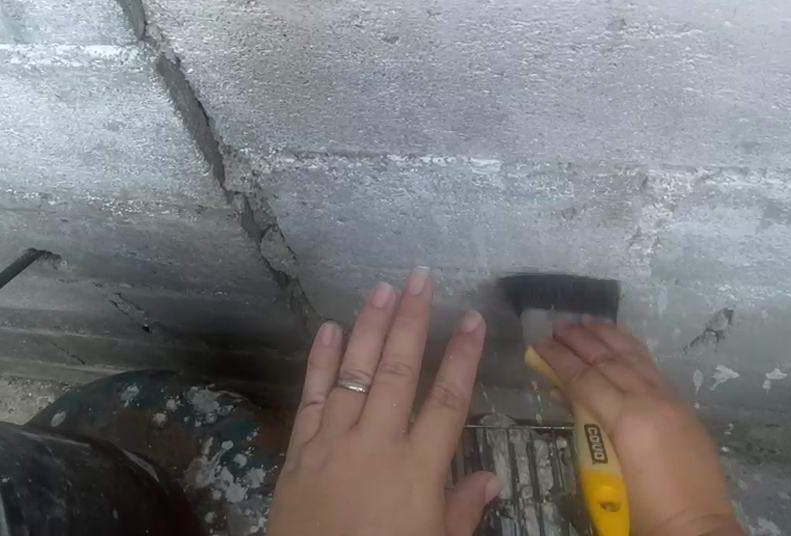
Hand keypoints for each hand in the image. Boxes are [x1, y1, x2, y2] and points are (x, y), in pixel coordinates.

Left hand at [269, 269, 502, 535]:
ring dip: (369, 327)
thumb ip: (461, 512)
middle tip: (420, 277)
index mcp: (417, 472)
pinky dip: (319, 361)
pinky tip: (327, 327)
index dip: (463, 357)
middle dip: (412, 320)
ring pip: (354, 372)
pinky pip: (310, 397)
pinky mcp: (299, 451)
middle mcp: (376, 445)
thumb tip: (491, 478)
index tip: (473, 318)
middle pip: (399, 370)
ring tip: (382, 288)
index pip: (447, 401)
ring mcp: (333, 443)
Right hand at [536, 320, 742, 535]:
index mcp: (628, 421)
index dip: (559, 359)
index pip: (585, 378)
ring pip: (632, 355)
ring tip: (583, 321)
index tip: (539, 343)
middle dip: (578, 340)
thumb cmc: (642, 512)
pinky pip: (650, 365)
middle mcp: (649, 400)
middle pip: (607, 360)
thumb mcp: (604, 473)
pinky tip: (618, 338)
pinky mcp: (680, 404)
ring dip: (605, 335)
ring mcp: (668, 399)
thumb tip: (561, 394)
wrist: (698, 533)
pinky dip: (630, 347)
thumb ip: (584, 428)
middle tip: (555, 326)